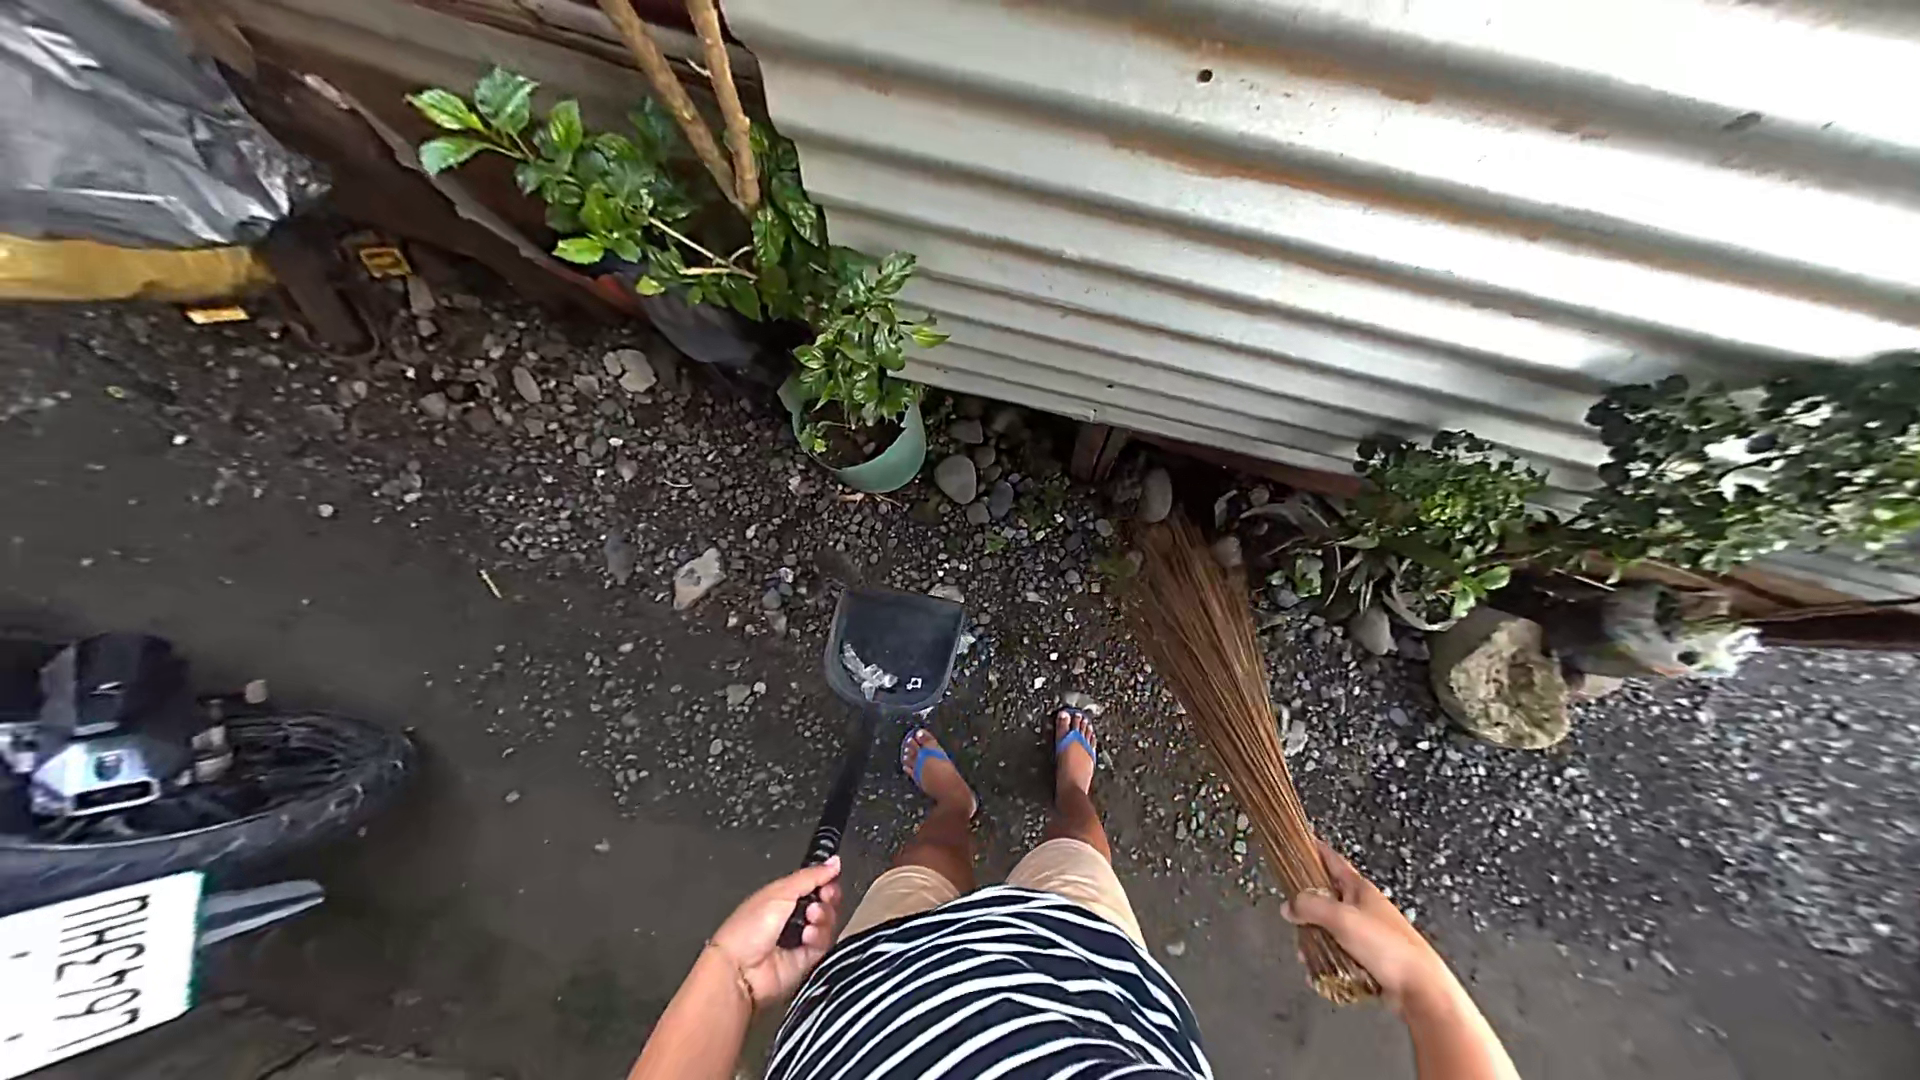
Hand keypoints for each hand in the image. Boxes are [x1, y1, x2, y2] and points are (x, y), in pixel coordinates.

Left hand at [706, 858, 843, 1008]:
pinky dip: (819, 936)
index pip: (815, 883)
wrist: (738, 972)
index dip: (826, 879)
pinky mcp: (807, 960)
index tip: (831, 876)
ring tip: (811, 916)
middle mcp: (794, 916)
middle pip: (826, 901)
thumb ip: (810, 876)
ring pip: (828, 921)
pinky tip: (807, 935)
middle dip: (830, 896)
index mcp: (784, 896)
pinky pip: (824, 943)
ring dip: (824, 915)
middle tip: (825, 895)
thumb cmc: (749, 927)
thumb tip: (835, 861)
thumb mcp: (780, 891)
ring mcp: (801, 938)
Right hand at [1283, 842, 1452, 1011]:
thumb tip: (1288, 907)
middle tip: (1292, 912)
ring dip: (1315, 936)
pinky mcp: (1371, 957)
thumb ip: (1309, 907)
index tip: (1294, 842)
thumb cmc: (1387, 947)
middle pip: (1325, 895)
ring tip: (1306, 951)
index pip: (1331, 858)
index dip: (1312, 848)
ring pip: (1330, 926)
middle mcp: (1364, 906)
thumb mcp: (1340, 918)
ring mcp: (1368, 932)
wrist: (1424, 993)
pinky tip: (1319, 967)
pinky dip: (1327, 956)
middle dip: (1306, 905)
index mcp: (1360, 888)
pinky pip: (1340, 950)